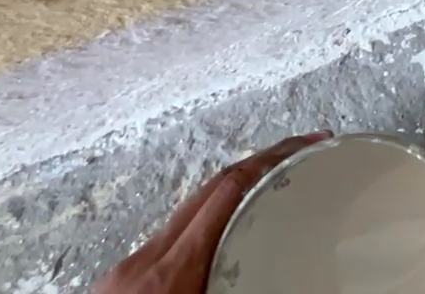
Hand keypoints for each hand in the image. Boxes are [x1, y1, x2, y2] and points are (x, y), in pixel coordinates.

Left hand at [94, 132, 329, 293]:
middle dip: (260, 162)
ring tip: (272, 186)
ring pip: (190, 210)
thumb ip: (239, 284)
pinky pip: (173, 237)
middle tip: (302, 151)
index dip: (272, 159)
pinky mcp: (117, 284)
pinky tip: (227, 234)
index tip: (308, 144)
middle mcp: (145, 263)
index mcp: (171, 276)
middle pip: (211, 188)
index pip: (228, 190)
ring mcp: (127, 270)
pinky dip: (207, 222)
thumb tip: (276, 274)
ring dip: (233, 190)